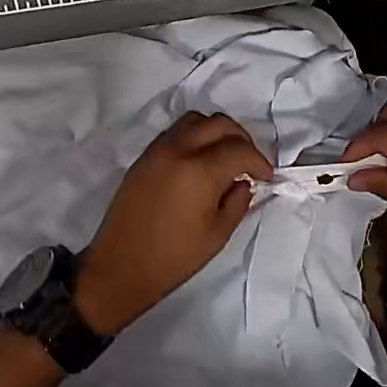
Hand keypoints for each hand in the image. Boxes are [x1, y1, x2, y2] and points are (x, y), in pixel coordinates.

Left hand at [76, 112, 273, 334]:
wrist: (120, 267)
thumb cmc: (173, 257)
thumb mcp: (218, 234)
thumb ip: (238, 201)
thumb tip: (243, 182)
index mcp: (199, 170)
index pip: (240, 150)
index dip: (259, 161)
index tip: (267, 177)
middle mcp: (178, 150)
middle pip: (220, 124)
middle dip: (242, 139)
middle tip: (250, 163)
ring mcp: (157, 149)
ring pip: (195, 120)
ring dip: (217, 131)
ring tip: (225, 156)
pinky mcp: (144, 156)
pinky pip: (175, 131)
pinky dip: (195, 135)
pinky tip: (201, 160)